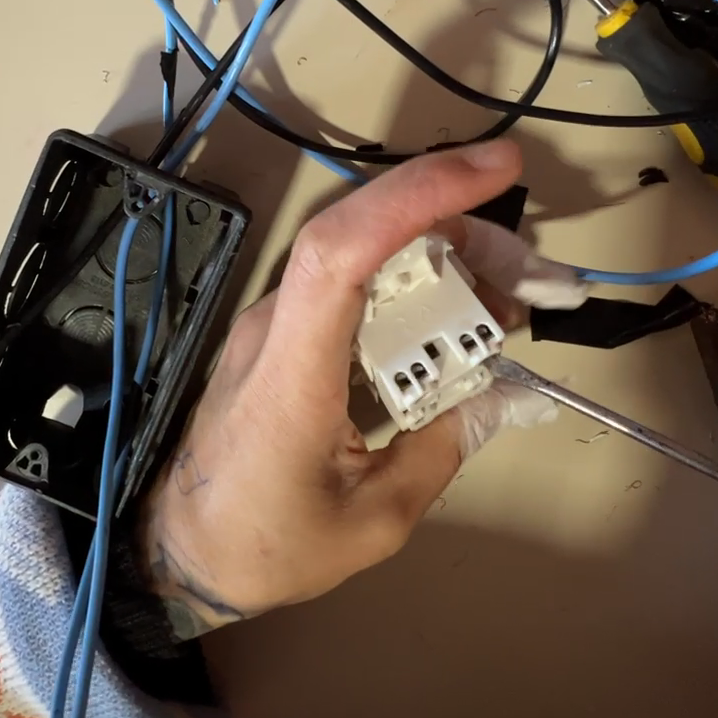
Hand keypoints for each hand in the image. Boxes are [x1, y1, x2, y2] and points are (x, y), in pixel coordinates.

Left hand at [137, 140, 585, 638]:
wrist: (181, 548)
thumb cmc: (268, 543)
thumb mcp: (373, 519)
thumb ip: (443, 447)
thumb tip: (508, 392)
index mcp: (291, 370)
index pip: (339, 249)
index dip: (414, 195)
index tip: (495, 169)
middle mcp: (275, 325)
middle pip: (361, 236)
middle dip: (458, 229)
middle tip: (535, 272)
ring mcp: (273, 322)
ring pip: (360, 253)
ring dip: (440, 255)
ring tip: (510, 295)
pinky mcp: (282, 331)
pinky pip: (350, 285)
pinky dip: (410, 284)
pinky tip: (457, 313)